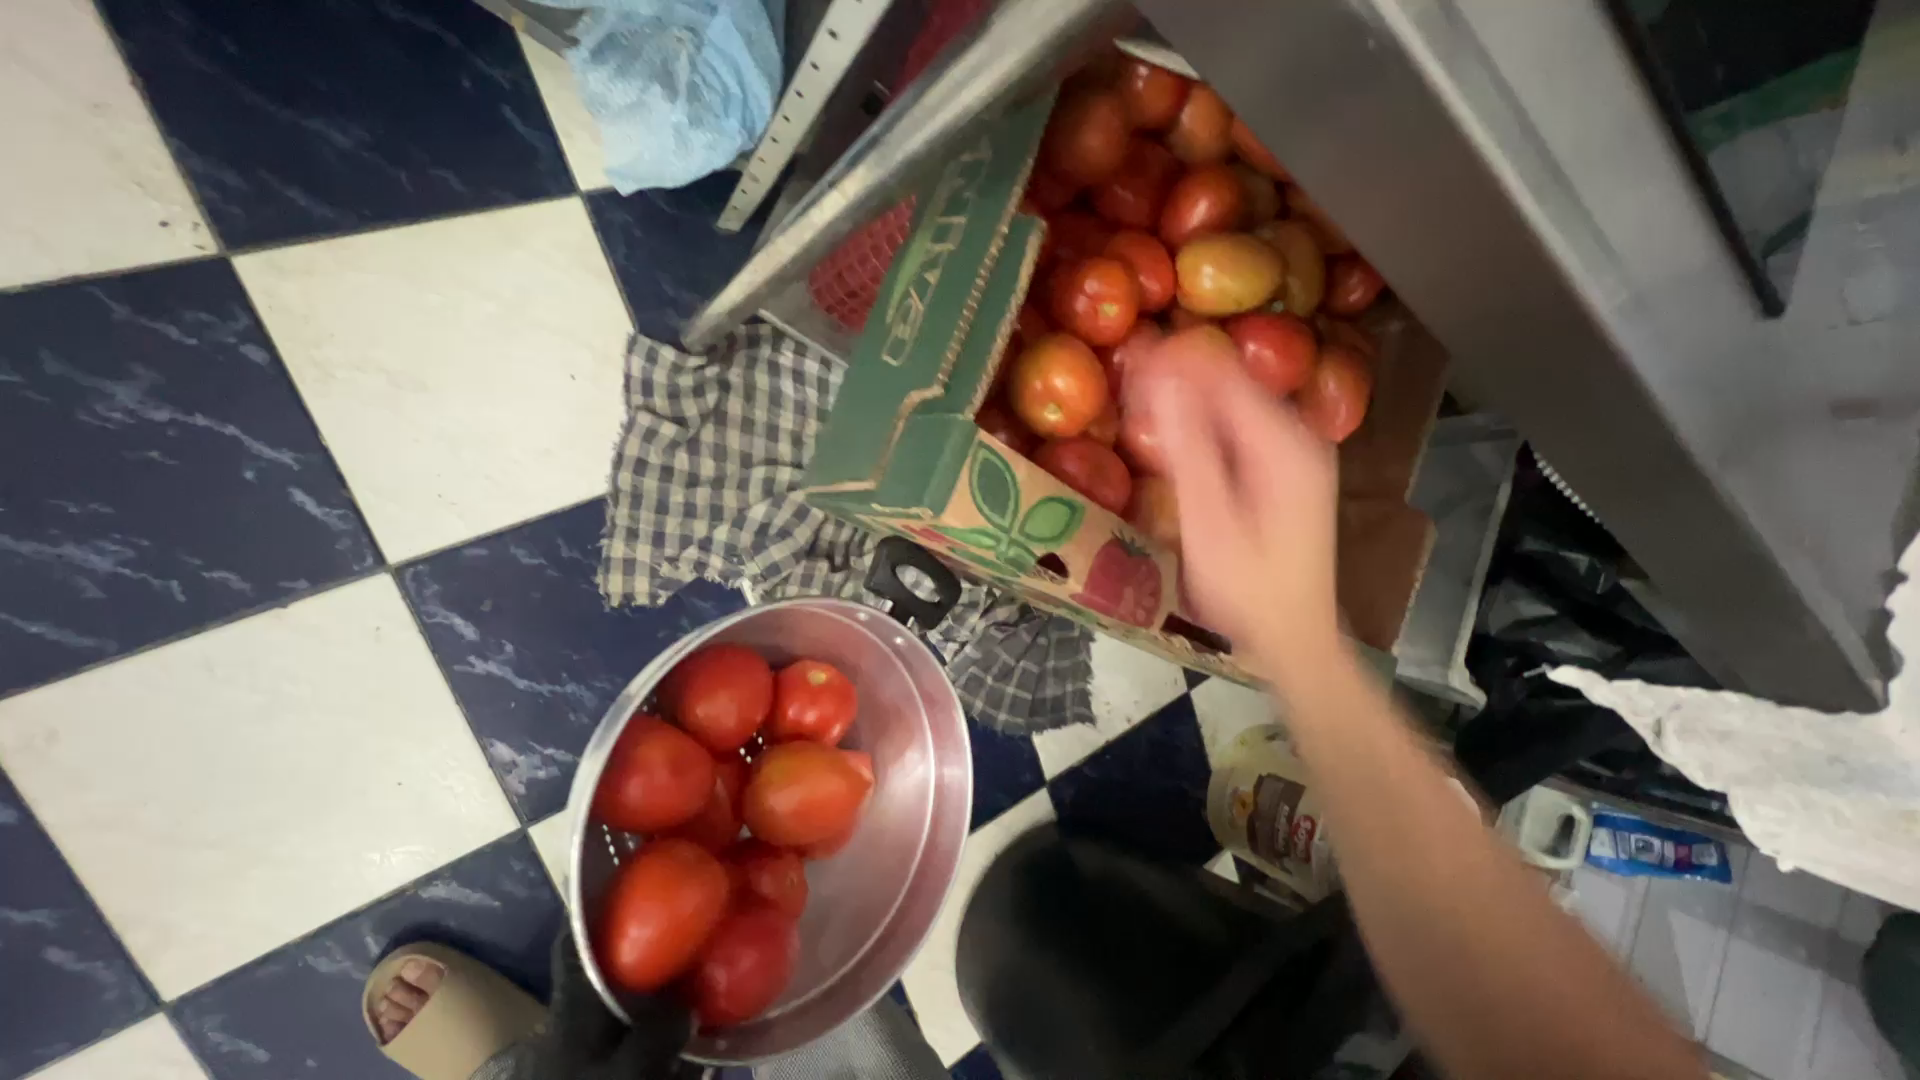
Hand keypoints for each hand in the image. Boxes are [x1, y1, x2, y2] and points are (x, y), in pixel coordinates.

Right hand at [1130, 327, 1342, 683]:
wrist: (1294, 639)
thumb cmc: (1248, 590)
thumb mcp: (1210, 521)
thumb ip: (1188, 449)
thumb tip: (1161, 381)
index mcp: (1284, 444)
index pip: (1225, 377)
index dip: (1176, 362)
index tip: (1130, 357)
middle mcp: (1297, 438)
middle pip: (1231, 386)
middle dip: (1179, 377)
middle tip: (1127, 378)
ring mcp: (1293, 456)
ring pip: (1232, 406)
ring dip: (1187, 400)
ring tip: (1138, 401)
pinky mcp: (1282, 473)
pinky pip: (1237, 431)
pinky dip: (1202, 426)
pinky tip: (1170, 435)